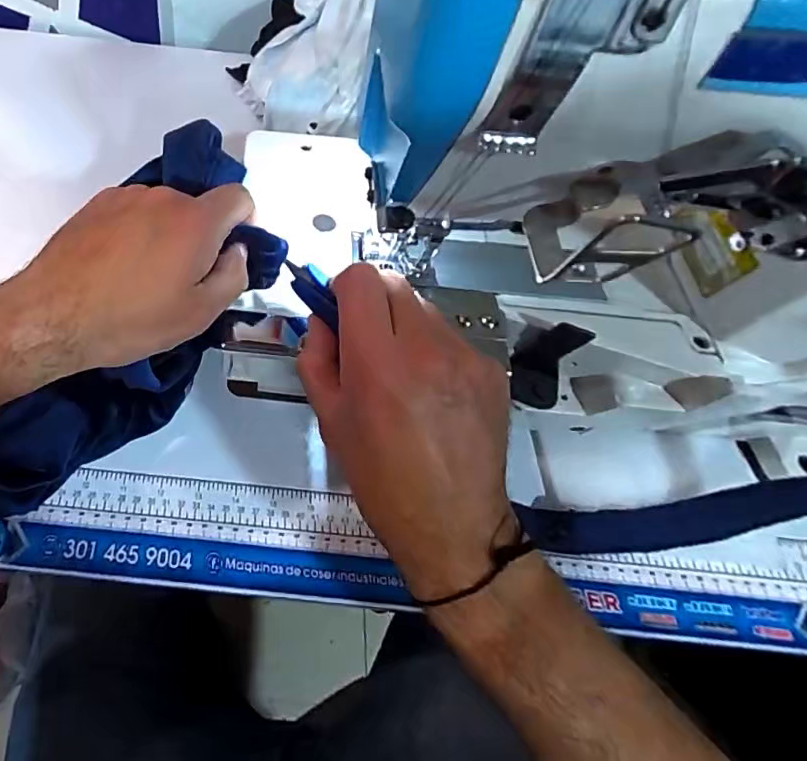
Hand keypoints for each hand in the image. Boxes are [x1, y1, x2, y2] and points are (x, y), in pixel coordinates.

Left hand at [0, 183, 253, 385]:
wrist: (51, 315)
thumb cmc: (128, 319)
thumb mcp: (198, 314)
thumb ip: (234, 276)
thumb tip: (237, 254)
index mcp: (196, 221)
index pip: (240, 198)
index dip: (244, 222)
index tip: (232, 248)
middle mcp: (164, 198)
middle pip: (199, 206)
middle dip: (200, 235)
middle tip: (183, 276)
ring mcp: (128, 197)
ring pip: (164, 209)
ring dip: (165, 233)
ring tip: (144, 276)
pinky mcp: (98, 204)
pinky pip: (133, 211)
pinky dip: (135, 230)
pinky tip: (119, 267)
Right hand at [297, 264, 518, 600]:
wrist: (454, 526)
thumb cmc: (381, 478)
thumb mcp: (329, 419)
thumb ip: (316, 358)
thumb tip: (322, 320)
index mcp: (377, 361)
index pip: (360, 278)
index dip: (342, 287)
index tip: (339, 311)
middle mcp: (425, 347)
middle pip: (393, 282)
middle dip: (372, 300)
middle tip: (366, 338)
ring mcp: (464, 355)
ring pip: (423, 308)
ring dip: (404, 324)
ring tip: (403, 371)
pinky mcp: (490, 369)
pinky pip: (452, 337)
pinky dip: (434, 349)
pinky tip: (433, 391)